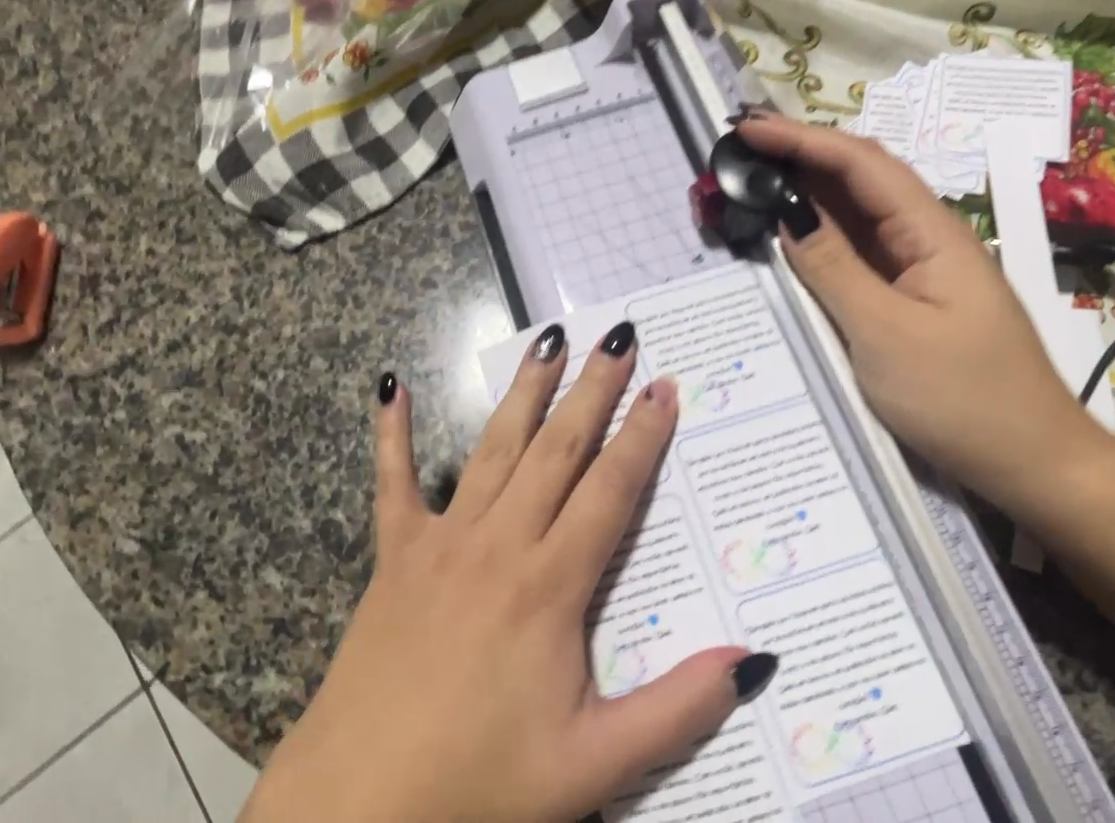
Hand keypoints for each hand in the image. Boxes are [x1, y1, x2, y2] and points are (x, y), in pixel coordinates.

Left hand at [242, 326, 777, 822]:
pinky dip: (391, 432)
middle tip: (617, 337)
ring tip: (547, 341)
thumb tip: (755, 659)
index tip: (665, 387)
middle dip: (592, 390)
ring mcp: (440, 544)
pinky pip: (392, 483)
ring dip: (524, 393)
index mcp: (549, 586)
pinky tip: (389, 383)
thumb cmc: (480, 784)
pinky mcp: (394, 558)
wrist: (360, 802)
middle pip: (556, 450)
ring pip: (492, 449)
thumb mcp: (595, 764)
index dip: (643, 437)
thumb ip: (677, 710)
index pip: (610, 492)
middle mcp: (497, 545)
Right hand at [738, 116, 1106, 508]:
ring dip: (806, 192)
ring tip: (751, 178)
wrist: (1029, 462)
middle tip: (739, 147)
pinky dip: (818, 238)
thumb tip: (787, 214)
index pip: (863, 165)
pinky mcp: (908, 301)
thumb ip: (833, 269)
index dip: (804, 139)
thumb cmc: (961, 398)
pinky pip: (857, 256)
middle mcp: (927, 240)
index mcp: (933, 234)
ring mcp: (919, 271)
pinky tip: (788, 236)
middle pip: (861, 180)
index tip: (748, 129)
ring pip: (857, 217)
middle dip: (801, 155)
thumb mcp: (885, 334)